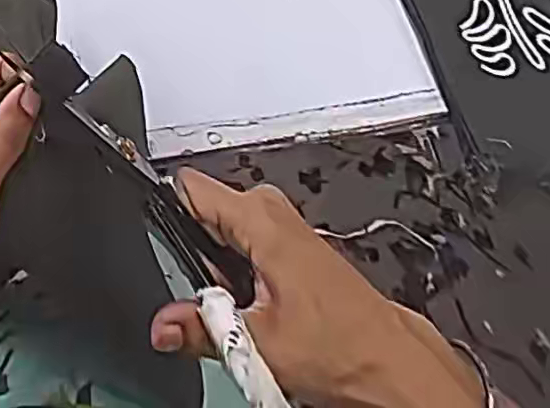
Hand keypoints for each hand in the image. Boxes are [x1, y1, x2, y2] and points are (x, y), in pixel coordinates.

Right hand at [149, 170, 483, 407]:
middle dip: (197, 253)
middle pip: (202, 211)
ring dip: (219, 265)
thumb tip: (163, 327)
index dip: (165, 208)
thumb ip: (200, 329)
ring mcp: (280, 220)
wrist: (392, 364)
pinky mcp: (288, 236)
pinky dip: (239, 267)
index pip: (186, 185)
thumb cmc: (344, 346)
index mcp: (256, 214)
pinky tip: (258, 303)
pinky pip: (242, 237)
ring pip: (222, 228)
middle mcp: (268, 206)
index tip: (158, 235)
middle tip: (218, 296)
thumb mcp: (259, 344)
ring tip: (242, 306)